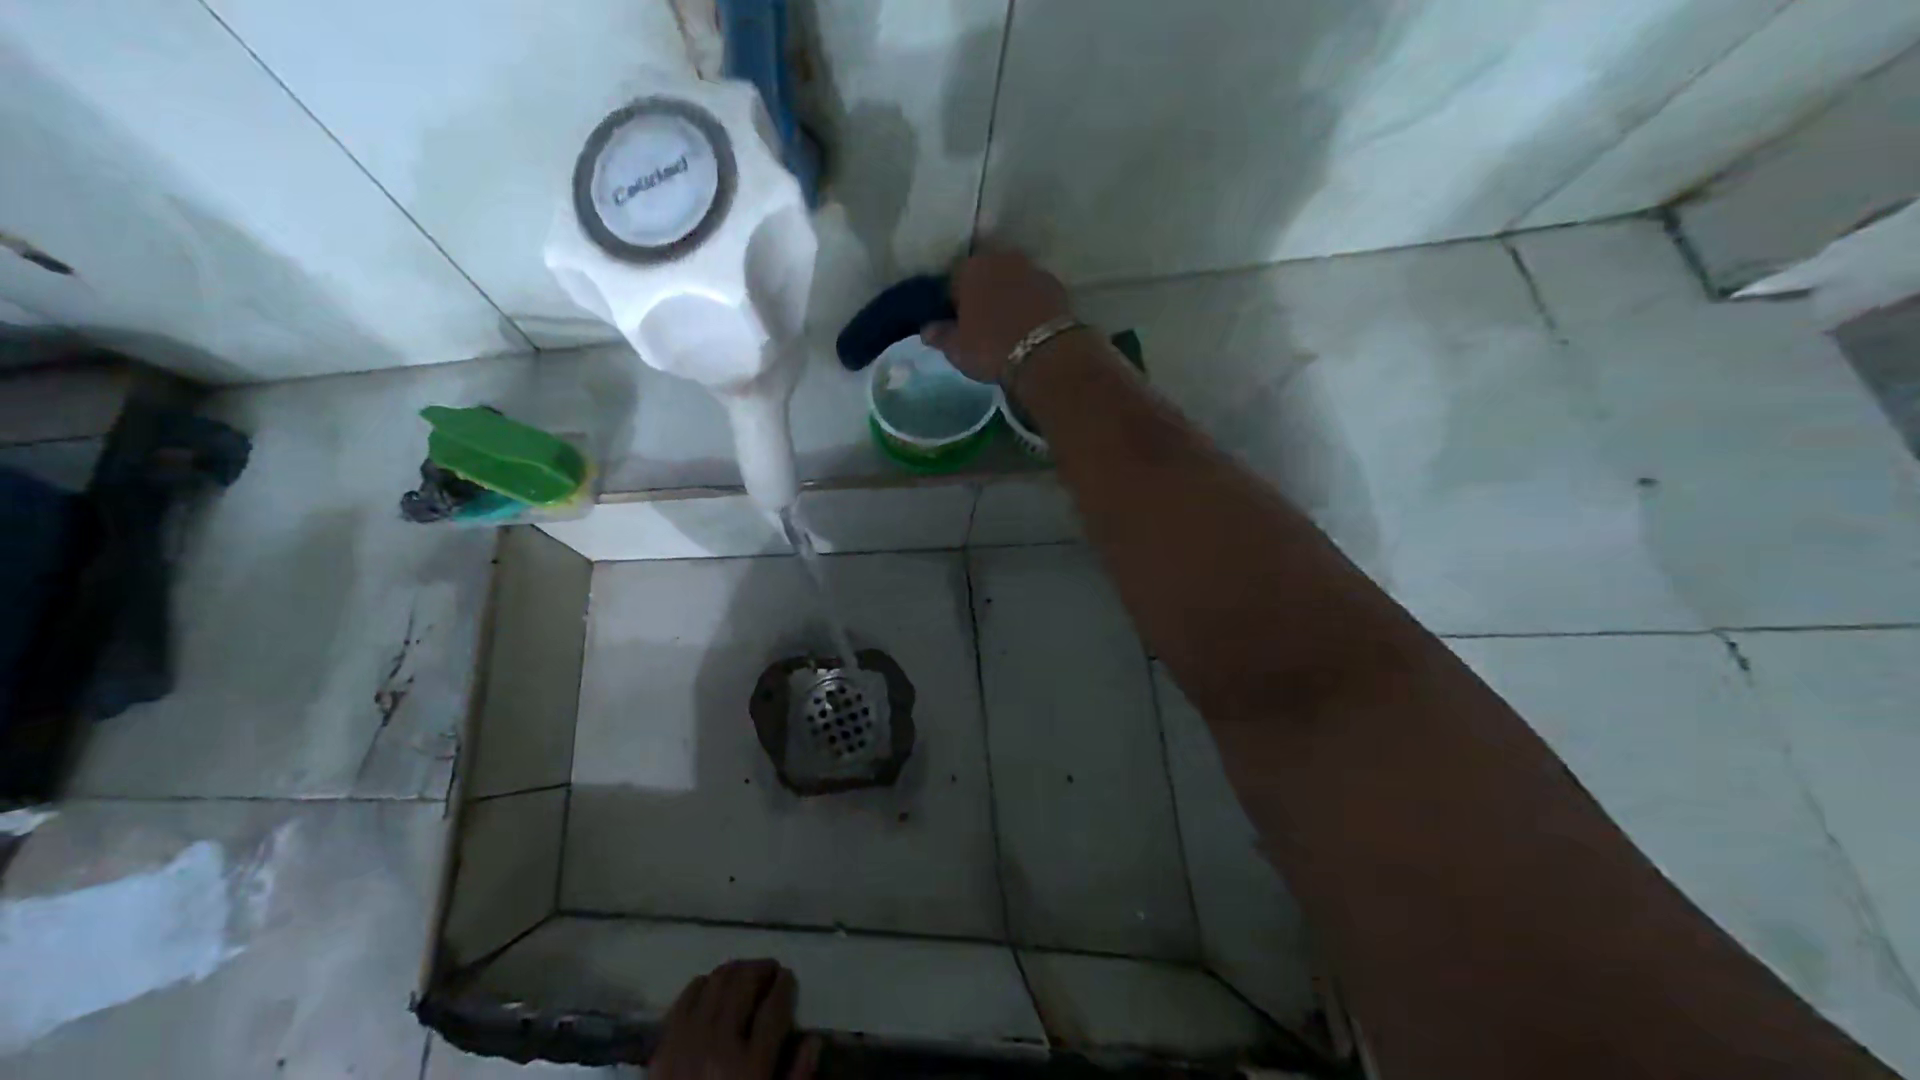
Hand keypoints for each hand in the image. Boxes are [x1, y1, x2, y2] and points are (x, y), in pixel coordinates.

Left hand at [651, 960, 820, 1079]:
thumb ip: (797, 1078)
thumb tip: (814, 1039)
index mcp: (751, 1068)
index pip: (774, 1008)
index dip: (785, 985)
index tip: (788, 977)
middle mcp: (720, 1046)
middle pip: (744, 985)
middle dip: (762, 970)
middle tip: (770, 971)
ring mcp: (687, 1043)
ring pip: (716, 983)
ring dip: (735, 971)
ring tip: (745, 974)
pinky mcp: (663, 1048)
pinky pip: (685, 998)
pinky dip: (703, 984)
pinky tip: (713, 987)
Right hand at [920, 251, 1073, 382]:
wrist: (1044, 354)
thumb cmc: (990, 347)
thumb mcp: (956, 348)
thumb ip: (940, 335)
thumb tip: (927, 329)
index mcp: (970, 269)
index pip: (953, 281)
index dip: (953, 303)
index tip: (957, 322)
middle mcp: (1001, 259)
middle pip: (985, 275)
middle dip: (982, 294)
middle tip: (982, 323)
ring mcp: (1032, 269)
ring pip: (1012, 280)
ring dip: (1008, 296)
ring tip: (1007, 324)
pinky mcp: (1056, 285)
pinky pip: (1034, 292)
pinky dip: (1030, 303)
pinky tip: (1029, 325)